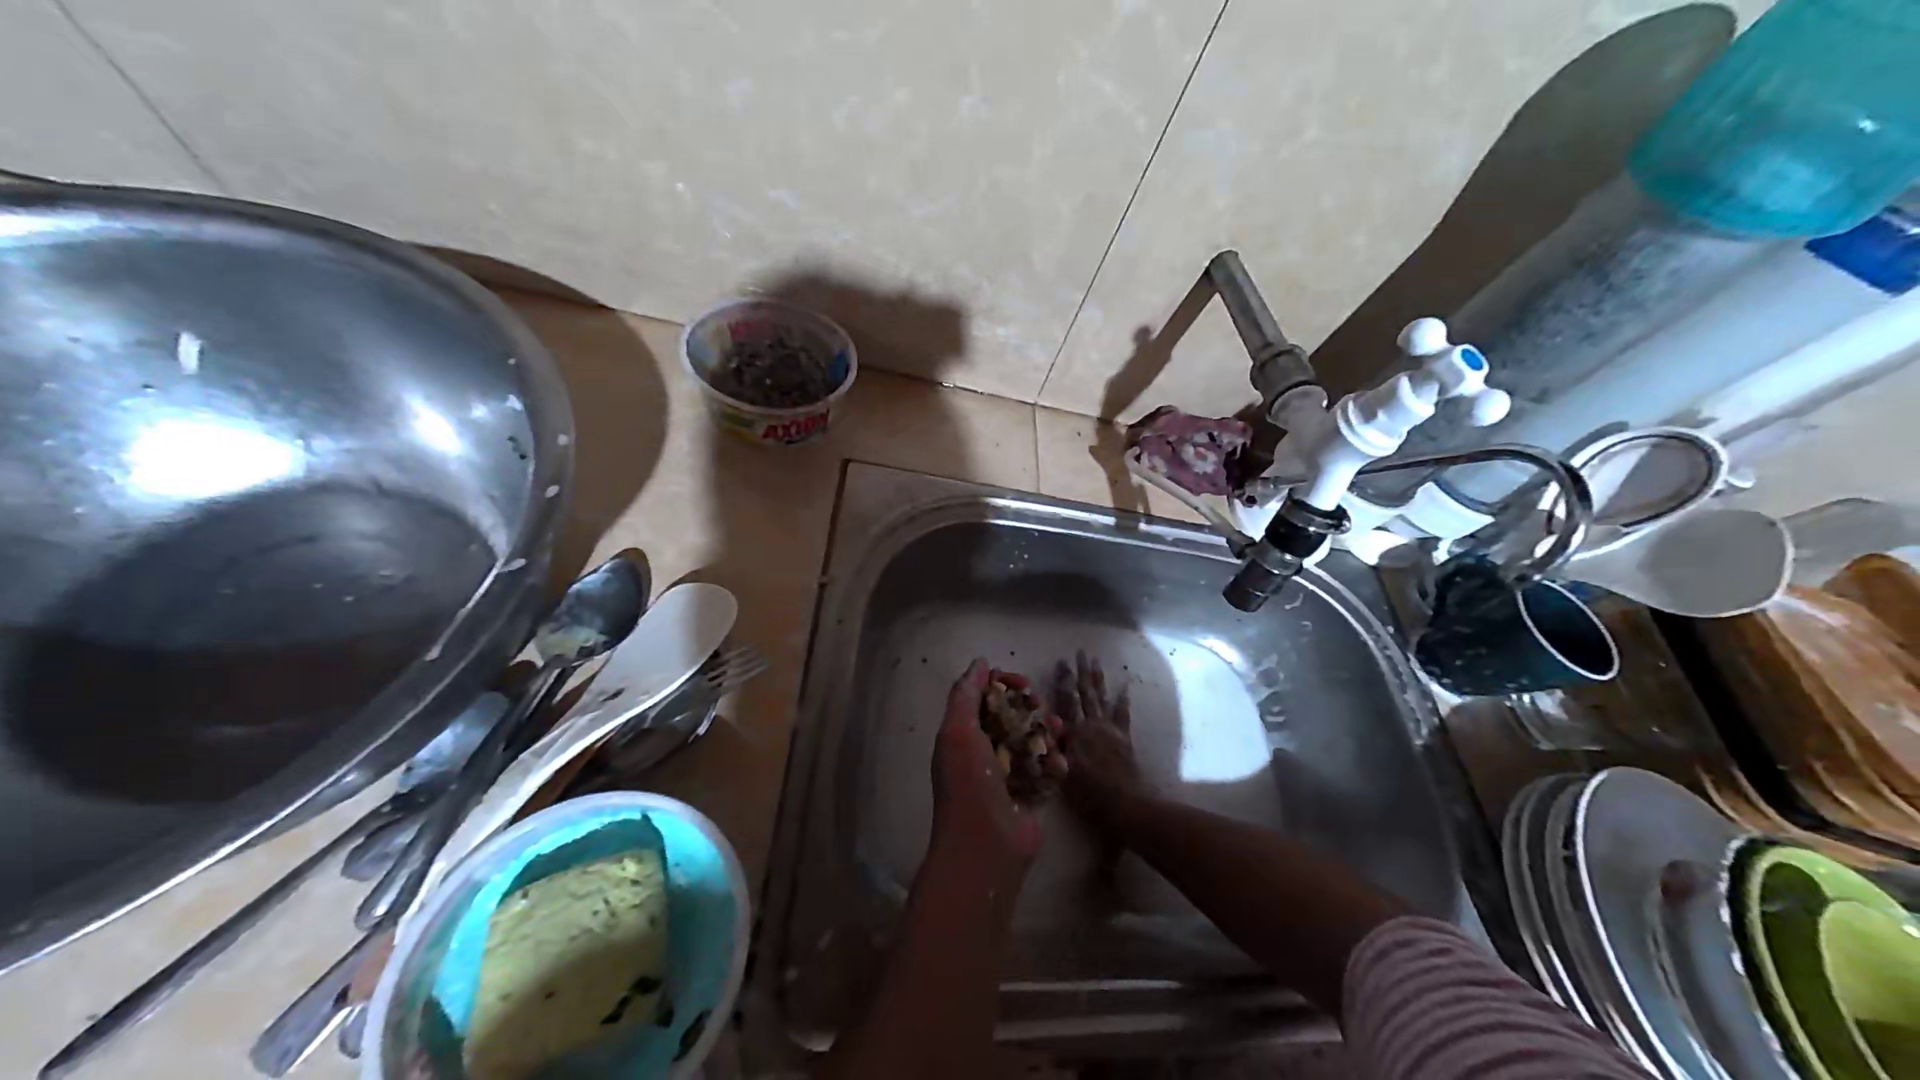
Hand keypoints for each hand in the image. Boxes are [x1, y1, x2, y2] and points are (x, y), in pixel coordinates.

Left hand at [931, 660, 1042, 881]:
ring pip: (1031, 741)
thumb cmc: (968, 783)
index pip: (984, 698)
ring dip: (1046, 734)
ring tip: (1058, 733)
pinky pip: (1045, 771)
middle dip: (1030, 709)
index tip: (1023, 683)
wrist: (986, 846)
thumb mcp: (958, 731)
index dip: (1003, 685)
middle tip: (1042, 709)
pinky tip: (1060, 765)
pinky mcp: (1029, 795)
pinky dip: (1054, 765)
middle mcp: (983, 752)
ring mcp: (1007, 775)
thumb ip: (965, 694)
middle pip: (1011, 717)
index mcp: (962, 735)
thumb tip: (979, 662)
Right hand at [1056, 651, 1146, 826]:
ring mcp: (1110, 730)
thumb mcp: (1063, 770)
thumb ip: (1054, 745)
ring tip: (1096, 662)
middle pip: (1085, 693)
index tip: (1061, 662)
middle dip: (1081, 672)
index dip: (1062, 680)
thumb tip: (1044, 723)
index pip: (1065, 700)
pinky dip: (1123, 701)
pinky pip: (1123, 715)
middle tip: (1080, 652)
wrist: (1125, 804)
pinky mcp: (1124, 738)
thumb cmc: (1089, 793)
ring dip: (1099, 679)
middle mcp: (1092, 725)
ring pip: (1102, 698)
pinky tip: (1124, 688)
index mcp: (1074, 732)